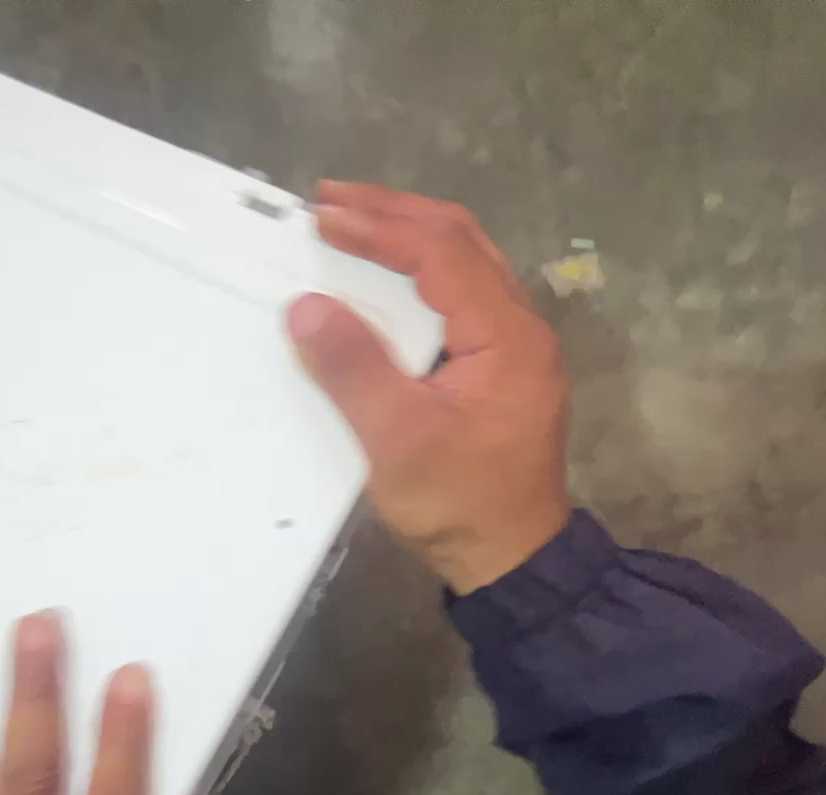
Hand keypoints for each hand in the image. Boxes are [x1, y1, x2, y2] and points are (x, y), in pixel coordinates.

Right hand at [289, 180, 571, 593]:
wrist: (509, 560)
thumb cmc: (457, 504)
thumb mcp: (397, 441)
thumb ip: (354, 370)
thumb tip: (305, 308)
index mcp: (505, 336)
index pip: (442, 253)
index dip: (380, 227)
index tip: (323, 215)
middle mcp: (520, 329)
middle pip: (462, 242)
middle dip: (395, 213)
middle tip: (333, 202)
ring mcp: (514, 350)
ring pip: (466, 265)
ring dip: (409, 239)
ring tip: (354, 227)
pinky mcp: (498, 371)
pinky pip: (460, 299)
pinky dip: (419, 277)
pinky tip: (386, 283)